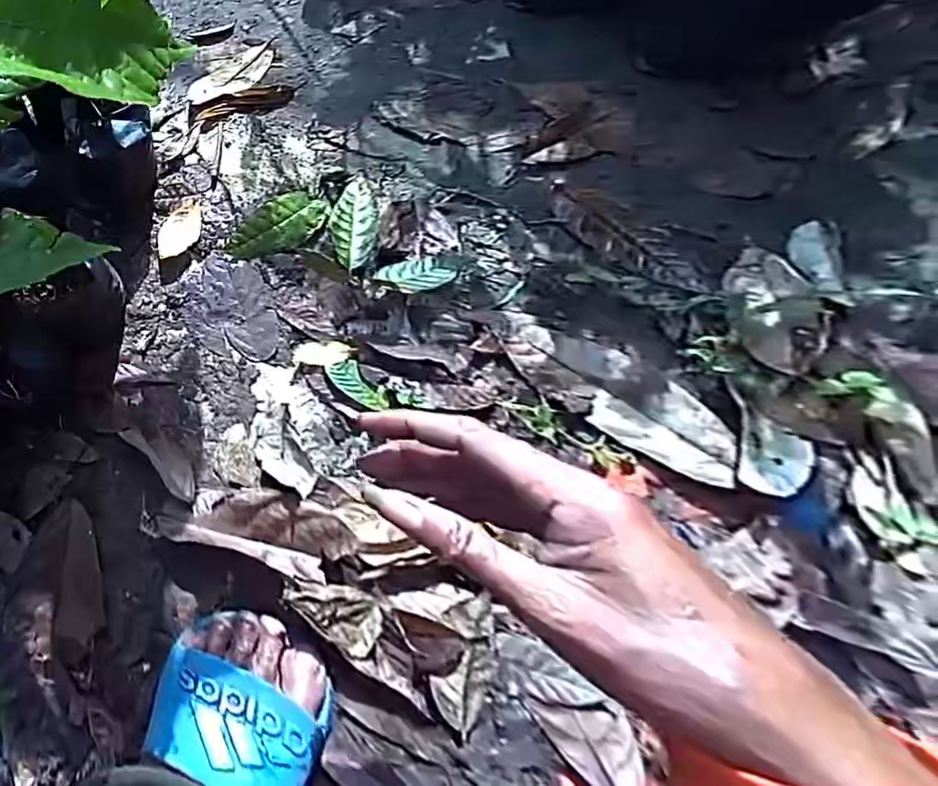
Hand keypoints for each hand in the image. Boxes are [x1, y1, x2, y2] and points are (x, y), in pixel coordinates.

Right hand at [358, 410, 932, 785]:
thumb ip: (461, 545)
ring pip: (496, 482)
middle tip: (364, 463)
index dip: (410, 426)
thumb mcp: (548, 603)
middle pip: (481, 457)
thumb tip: (386, 503)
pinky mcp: (594, 539)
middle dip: (417, 455)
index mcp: (573, 493)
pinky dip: (472, 508)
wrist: (776, 716)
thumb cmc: (664, 660)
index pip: (473, 439)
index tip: (363, 423)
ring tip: (389, 484)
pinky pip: (518, 510)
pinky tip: (442, 514)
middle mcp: (580, 491)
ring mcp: (590, 514)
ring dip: (441, 481)